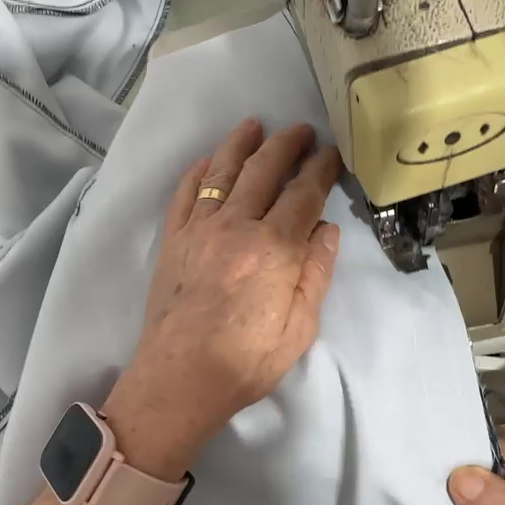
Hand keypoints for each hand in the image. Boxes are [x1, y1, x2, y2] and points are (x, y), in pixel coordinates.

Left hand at [103, 119, 342, 476]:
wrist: (179, 380)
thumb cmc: (245, 363)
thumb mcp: (299, 328)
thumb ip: (315, 274)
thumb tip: (325, 229)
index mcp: (274, 249)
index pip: (303, 194)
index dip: (320, 169)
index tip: (331, 153)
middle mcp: (236, 227)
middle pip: (264, 171)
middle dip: (286, 145)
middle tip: (301, 130)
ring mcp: (199, 230)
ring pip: (222, 172)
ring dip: (240, 145)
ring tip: (254, 125)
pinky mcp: (172, 241)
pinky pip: (184, 194)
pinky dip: (197, 172)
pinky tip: (206, 161)